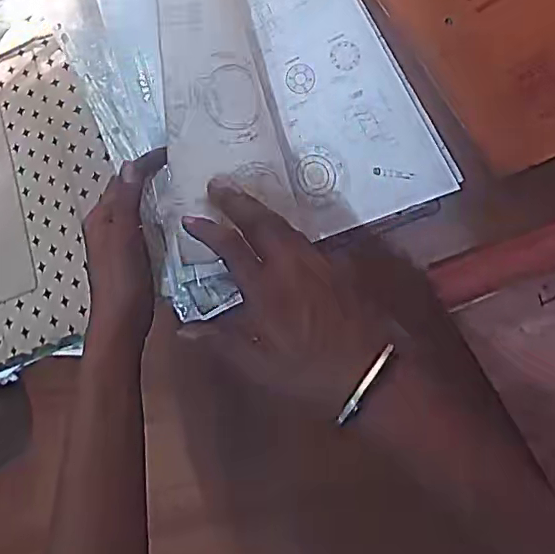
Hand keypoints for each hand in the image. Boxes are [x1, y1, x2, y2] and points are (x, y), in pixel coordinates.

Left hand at [82, 147, 166, 355]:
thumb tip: (130, 166)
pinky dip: (158, 211)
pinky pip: (144, 222)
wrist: (121, 325)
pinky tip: (175, 216)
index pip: (122, 178)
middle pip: (128, 189)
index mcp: (101, 218)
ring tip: (180, 183)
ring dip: (154, 191)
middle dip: (149, 173)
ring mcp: (118, 239)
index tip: (169, 152)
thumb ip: (127, 202)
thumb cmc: (122, 283)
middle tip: (178, 163)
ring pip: (136, 205)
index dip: (144, 163)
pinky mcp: (131, 252)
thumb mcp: (125, 237)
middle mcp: (106, 225)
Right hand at [182, 181, 397, 418]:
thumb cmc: (309, 370)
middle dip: (236, 201)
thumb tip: (185, 330)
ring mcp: (314, 260)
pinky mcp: (332, 263)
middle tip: (217, 184)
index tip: (190, 218)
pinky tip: (276, 229)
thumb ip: (222, 341)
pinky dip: (281, 225)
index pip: (231, 248)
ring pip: (282, 224)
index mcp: (266, 287)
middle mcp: (289, 264)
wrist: (368, 367)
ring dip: (259, 209)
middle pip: (259, 222)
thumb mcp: (260, 364)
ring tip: (241, 199)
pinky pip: (300, 235)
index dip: (208, 231)